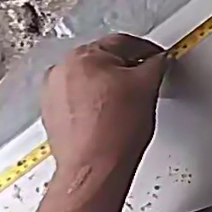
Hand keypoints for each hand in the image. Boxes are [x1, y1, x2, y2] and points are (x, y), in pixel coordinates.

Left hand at [41, 34, 168, 182]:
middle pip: (104, 60)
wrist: (94, 169)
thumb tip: (158, 60)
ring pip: (90, 80)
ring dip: (109, 87)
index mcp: (83, 57)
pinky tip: (111, 117)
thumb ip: (156, 64)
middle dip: (126, 70)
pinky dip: (95, 104)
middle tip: (145, 83)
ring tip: (127, 105)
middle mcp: (62, 71)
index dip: (147, 51)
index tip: (157, 59)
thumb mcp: (148, 87)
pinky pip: (78, 100)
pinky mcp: (52, 114)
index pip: (123, 43)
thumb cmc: (114, 133)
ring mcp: (53, 93)